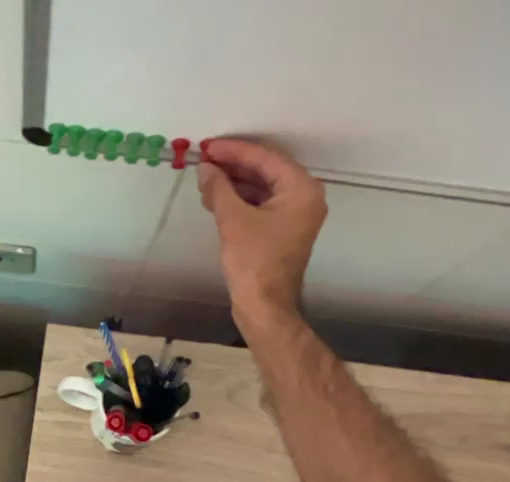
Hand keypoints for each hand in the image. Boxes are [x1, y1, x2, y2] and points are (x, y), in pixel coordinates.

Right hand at [197, 139, 327, 322]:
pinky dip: (241, 201)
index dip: (234, 151)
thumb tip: (205, 168)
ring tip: (206, 181)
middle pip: (266, 170)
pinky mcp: (283, 231)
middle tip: (205, 161)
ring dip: (235, 184)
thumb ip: (218, 188)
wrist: (264, 307)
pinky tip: (218, 200)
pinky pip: (262, 205)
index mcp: (301, 189)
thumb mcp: (232, 220)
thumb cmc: (253, 262)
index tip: (208, 147)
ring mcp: (296, 216)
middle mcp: (305, 197)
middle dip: (234, 166)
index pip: (266, 158)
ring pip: (263, 188)